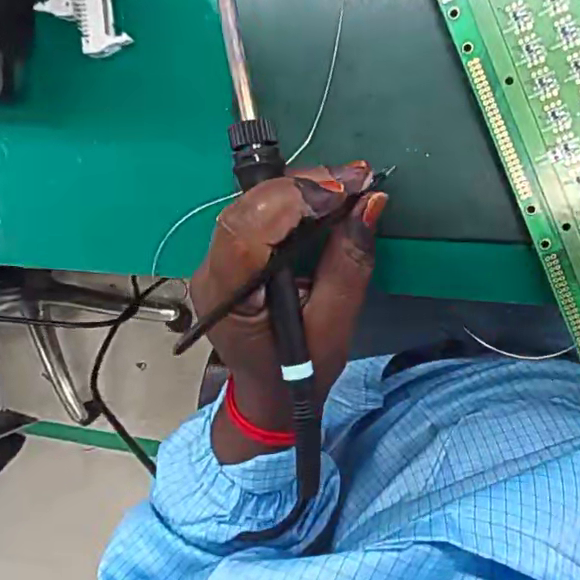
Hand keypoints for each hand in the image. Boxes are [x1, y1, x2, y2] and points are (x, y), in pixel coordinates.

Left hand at [189, 163, 387, 462]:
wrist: (269, 397)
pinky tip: (327, 201)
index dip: (295, 199)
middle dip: (306, 186)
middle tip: (358, 182)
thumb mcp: (333, 330)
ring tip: (349, 188)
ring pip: (254, 203)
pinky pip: (260, 214)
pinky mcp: (230, 254)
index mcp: (227, 298)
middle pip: (249, 206)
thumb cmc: (296, 375)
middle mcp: (210, 271)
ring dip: (304, 189)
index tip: (346, 190)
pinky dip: (297, 202)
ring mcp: (215, 261)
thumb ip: (347, 268)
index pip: (247, 229)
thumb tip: (369, 205)